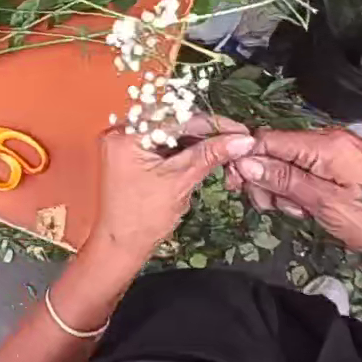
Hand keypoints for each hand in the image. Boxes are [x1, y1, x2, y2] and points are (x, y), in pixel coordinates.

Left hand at [84, 115, 256, 262]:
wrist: (121, 244)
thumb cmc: (143, 218)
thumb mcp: (180, 181)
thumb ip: (209, 155)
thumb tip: (241, 140)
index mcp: (126, 136)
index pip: (175, 118)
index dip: (210, 123)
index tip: (237, 130)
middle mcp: (120, 133)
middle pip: (171, 121)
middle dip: (204, 130)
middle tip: (235, 138)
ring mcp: (123, 143)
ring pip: (168, 131)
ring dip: (195, 139)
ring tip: (224, 147)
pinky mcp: (130, 154)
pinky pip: (160, 143)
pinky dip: (182, 148)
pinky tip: (204, 153)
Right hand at [228, 127, 361, 274]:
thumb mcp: (324, 203)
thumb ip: (283, 179)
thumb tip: (244, 162)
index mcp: (325, 143)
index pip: (267, 139)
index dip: (246, 161)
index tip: (236, 188)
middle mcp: (330, 140)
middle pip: (275, 150)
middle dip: (265, 178)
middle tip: (272, 208)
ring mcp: (338, 153)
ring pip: (288, 163)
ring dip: (282, 188)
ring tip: (296, 212)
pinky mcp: (344, 168)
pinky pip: (306, 171)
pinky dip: (299, 190)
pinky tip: (307, 209)